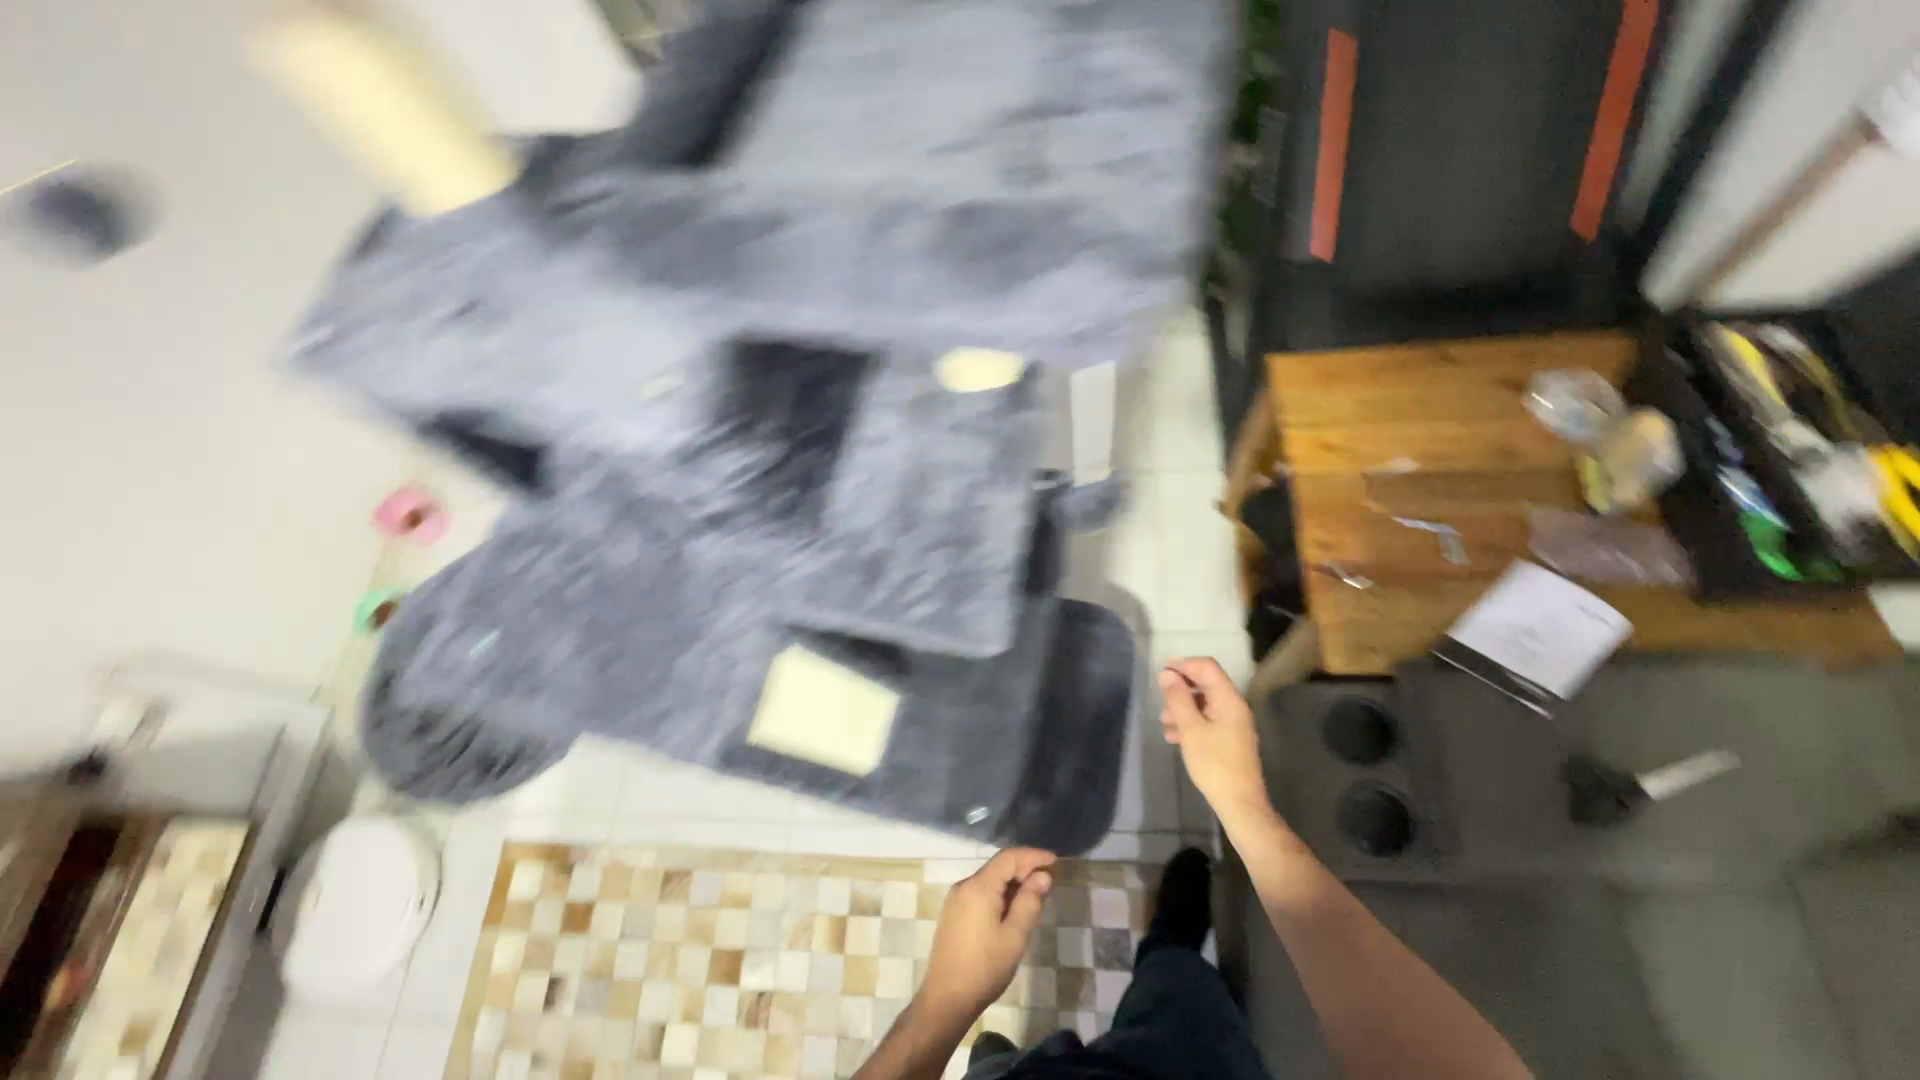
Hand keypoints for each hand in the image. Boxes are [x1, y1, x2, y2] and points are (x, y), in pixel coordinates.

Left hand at [920, 848, 1054, 1019]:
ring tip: (1035, 896)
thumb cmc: (985, 967)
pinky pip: (980, 894)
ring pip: (989, 881)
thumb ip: (1029, 902)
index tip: (1055, 861)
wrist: (947, 999)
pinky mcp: (953, 914)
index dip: (1033, 856)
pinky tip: (1013, 910)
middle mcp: (964, 886)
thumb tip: (1042, 876)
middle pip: (997, 867)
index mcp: (978, 886)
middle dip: (1024, 870)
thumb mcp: (1014, 936)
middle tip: (1049, 881)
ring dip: (1012, 884)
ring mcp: (955, 900)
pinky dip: (999, 895)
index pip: (1009, 858)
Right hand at [1159, 657, 1272, 828]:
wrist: (1239, 802)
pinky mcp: (1230, 739)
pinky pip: (1208, 720)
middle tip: (1160, 698)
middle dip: (1181, 688)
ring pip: (1205, 704)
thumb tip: (1167, 674)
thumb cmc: (1214, 763)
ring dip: (1183, 707)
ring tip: (1164, 721)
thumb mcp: (1190, 729)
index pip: (1207, 667)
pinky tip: (1174, 736)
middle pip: (1206, 684)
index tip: (1161, 672)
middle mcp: (1235, 707)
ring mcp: (1234, 724)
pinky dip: (1191, 722)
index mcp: (1229, 700)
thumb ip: (1178, 699)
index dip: (1184, 664)